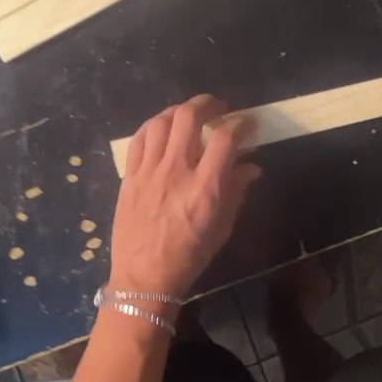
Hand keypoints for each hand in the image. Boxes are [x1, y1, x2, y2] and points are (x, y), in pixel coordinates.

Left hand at [108, 95, 260, 299]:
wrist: (144, 278)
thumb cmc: (190, 257)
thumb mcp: (222, 228)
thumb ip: (237, 191)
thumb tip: (251, 166)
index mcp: (204, 189)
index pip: (225, 139)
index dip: (241, 124)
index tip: (248, 124)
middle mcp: (176, 172)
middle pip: (189, 118)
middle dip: (208, 104)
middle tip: (218, 108)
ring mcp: (148, 172)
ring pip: (161, 121)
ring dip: (179, 111)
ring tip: (190, 114)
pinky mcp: (129, 176)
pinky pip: (140, 138)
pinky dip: (154, 126)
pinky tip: (163, 128)